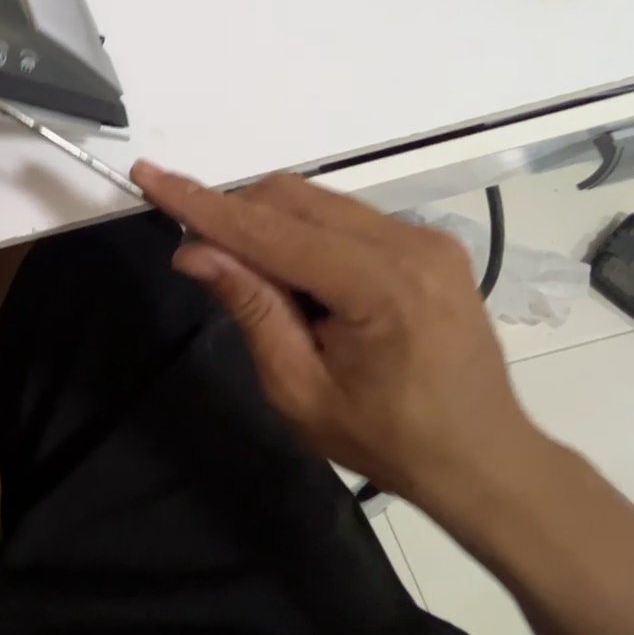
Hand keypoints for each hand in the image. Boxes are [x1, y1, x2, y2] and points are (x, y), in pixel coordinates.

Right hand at [130, 163, 543, 501]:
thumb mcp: (298, 387)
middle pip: (290, 197)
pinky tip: (289, 276)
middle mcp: (410, 244)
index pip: (269, 231)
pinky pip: (338, 215)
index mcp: (382, 287)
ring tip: (244, 274)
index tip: (149, 176)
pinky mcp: (425, 242)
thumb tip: (194, 251)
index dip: (201, 204)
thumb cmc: (387, 439)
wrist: (484, 459)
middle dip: (229, 213)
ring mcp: (424, 237)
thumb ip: (250, 307)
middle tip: (195, 253)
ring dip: (261, 223)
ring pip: (312, 199)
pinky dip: (295, 231)